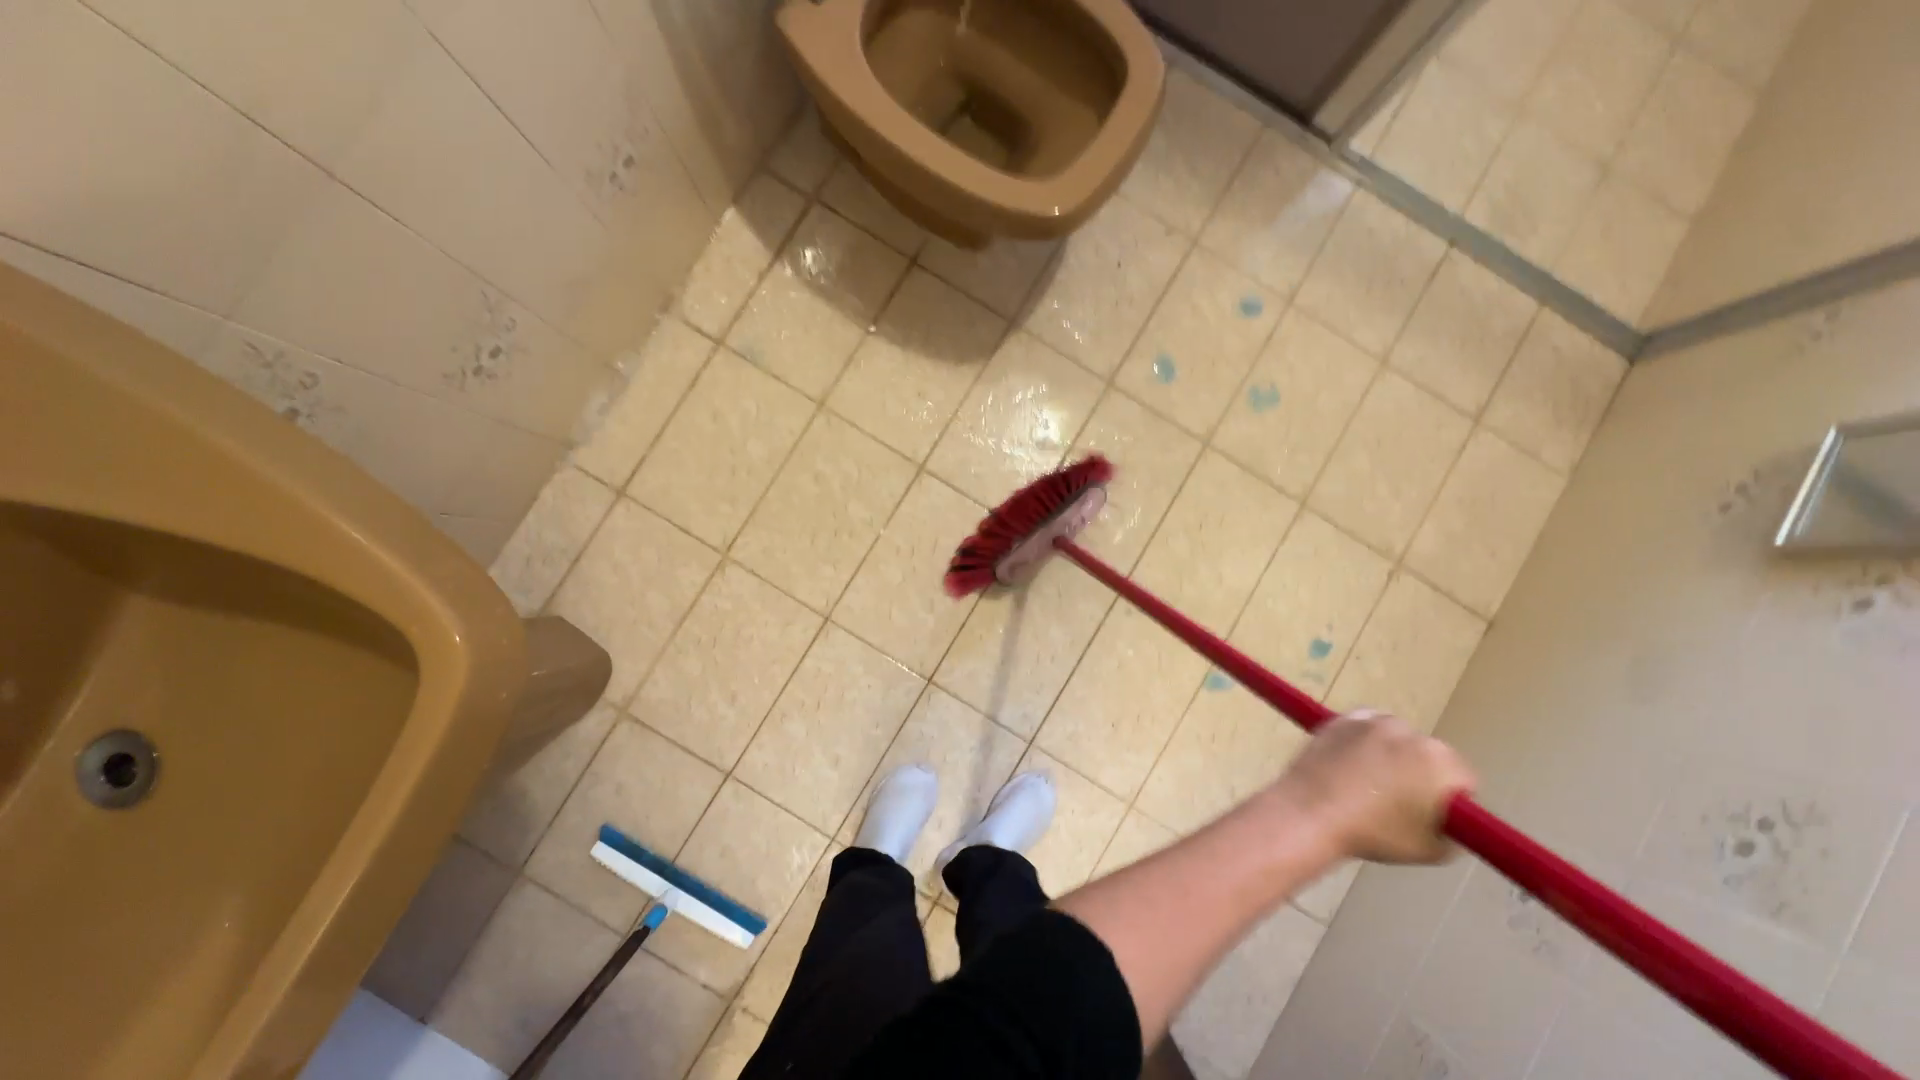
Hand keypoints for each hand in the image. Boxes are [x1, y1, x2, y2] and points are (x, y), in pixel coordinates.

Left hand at [1272, 710, 1475, 863]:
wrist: (1311, 812)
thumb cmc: (1374, 834)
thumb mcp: (1434, 851)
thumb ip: (1454, 833)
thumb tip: (1451, 822)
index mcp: (1441, 762)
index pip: (1464, 780)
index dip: (1451, 801)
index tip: (1431, 815)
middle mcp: (1412, 732)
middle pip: (1430, 756)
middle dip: (1422, 776)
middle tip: (1397, 802)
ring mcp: (1374, 721)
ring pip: (1399, 739)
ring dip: (1394, 755)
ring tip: (1368, 784)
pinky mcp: (1344, 718)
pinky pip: (1368, 728)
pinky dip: (1366, 741)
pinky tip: (1353, 763)